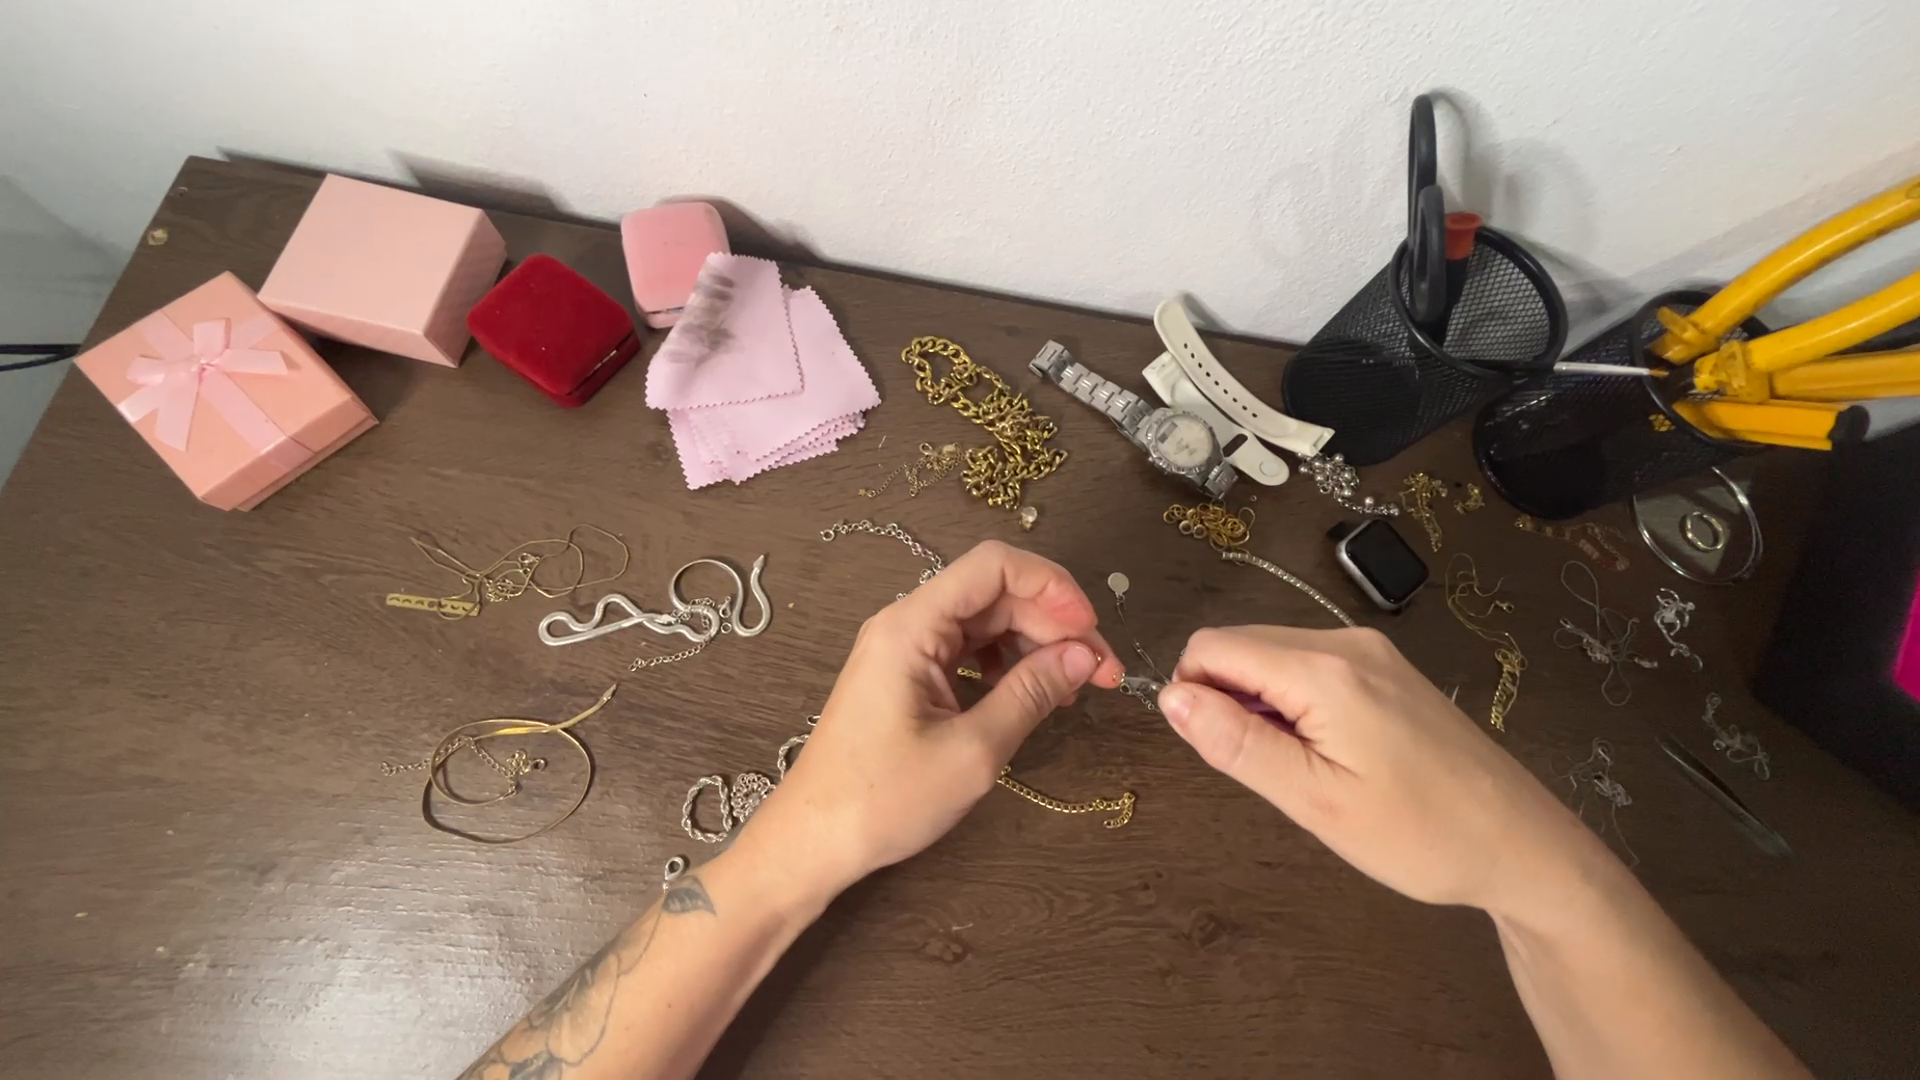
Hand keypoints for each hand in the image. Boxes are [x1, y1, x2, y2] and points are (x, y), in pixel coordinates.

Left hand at [745, 541, 1125, 899]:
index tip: (1091, 629)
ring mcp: (906, 648)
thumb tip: (1086, 655)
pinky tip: (1036, 693)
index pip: (993, 566)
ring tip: (1078, 686)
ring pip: (986, 622)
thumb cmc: (884, 800)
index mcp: (911, 625)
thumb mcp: (972, 750)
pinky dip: (1008, 665)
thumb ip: (1032, 693)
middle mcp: (907, 622)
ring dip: (1036, 645)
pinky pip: (969, 650)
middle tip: (1104, 669)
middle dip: (1054, 622)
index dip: (1052, 585)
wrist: (812, 842)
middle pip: (995, 593)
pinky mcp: (909, 674)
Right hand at [1159, 625, 1599, 912]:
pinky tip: (1325, 745)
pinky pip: (1302, 662)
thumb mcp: (1315, 800)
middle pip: (1238, 644)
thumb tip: (1170, 696)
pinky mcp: (1382, 664)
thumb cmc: (1418, 836)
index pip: (1211, 647)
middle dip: (1225, 696)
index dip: (1192, 692)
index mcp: (1322, 670)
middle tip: (1265, 764)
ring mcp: (1367, 648)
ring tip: (1299, 760)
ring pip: (1268, 652)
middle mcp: (1342, 640)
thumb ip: (1237, 743)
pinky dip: (1288, 697)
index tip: (1220, 749)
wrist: (1527, 847)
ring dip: (1256, 699)